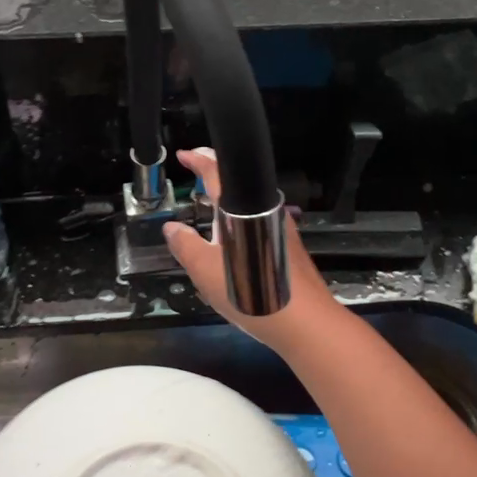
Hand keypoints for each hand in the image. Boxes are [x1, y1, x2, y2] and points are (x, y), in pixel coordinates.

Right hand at [162, 147, 341, 352]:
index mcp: (241, 208)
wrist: (305, 322)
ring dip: (231, 203)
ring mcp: (283, 229)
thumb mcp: (204, 270)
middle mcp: (265, 210)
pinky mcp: (292, 248)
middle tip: (197, 176)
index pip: (217, 172)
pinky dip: (244, 223)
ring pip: (252, 207)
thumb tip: (171, 227)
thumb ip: (185, 245)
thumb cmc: (250, 291)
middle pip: (238, 186)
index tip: (184, 154)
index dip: (199, 160)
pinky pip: (262, 225)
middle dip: (216, 178)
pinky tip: (237, 244)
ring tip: (211, 211)